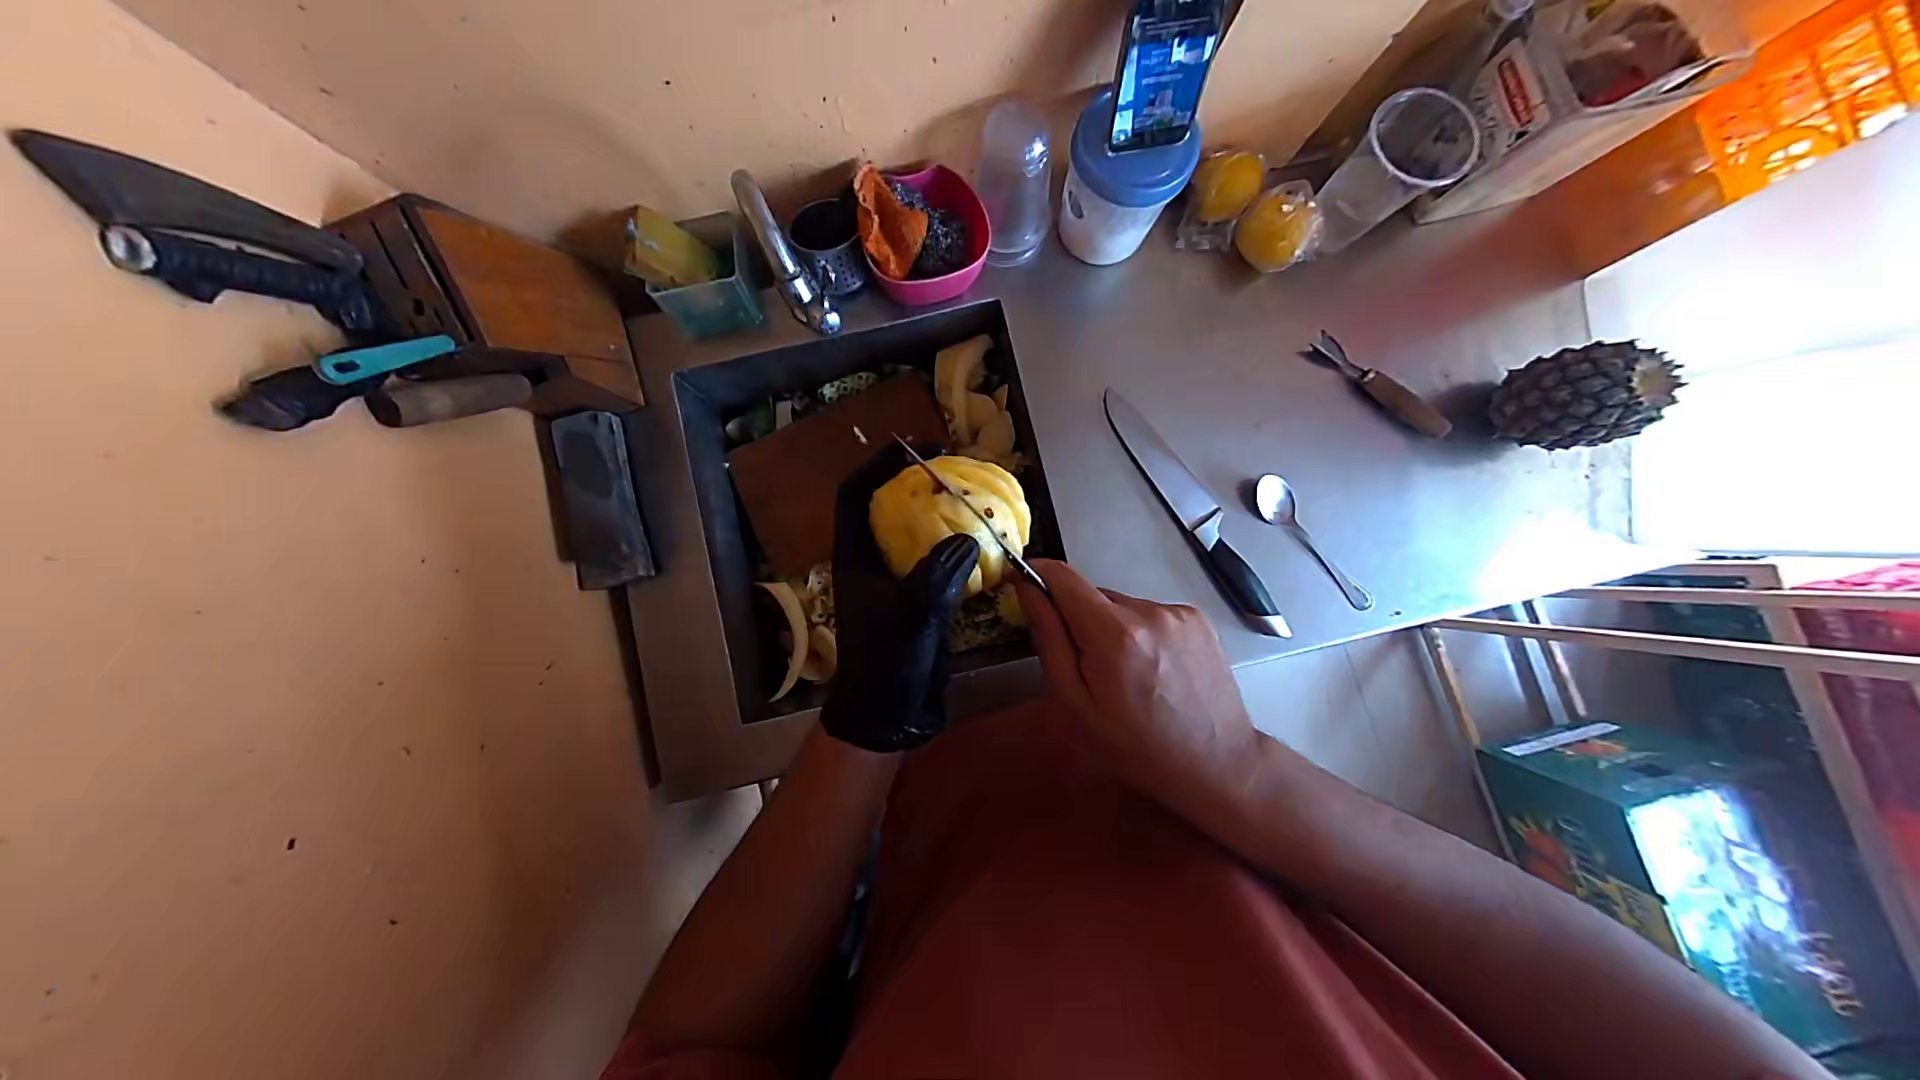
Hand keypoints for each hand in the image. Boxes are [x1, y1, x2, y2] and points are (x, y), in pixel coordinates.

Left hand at [820, 444, 979, 752]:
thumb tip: (968, 537)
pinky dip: (958, 545)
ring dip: (940, 512)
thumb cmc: (887, 664)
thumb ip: (939, 574)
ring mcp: (896, 579)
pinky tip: (985, 542)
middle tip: (955, 468)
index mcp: (855, 558)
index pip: (854, 495)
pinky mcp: (918, 596)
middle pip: (887, 506)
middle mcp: (872, 562)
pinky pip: (937, 558)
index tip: (916, 447)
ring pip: (915, 531)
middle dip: (916, 482)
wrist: (890, 712)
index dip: (879, 464)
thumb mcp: (911, 616)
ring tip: (973, 497)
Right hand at [1014, 560, 1259, 812]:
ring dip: (1113, 628)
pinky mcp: (1196, 618)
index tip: (1024, 584)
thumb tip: (1029, 591)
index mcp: (1113, 633)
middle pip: (1093, 595)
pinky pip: (1150, 613)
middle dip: (1080, 620)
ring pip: (1122, 605)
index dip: (1038, 574)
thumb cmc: (1135, 746)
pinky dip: (1141, 632)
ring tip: (1128, 674)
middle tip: (1088, 666)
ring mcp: (1177, 612)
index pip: (1063, 577)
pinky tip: (1154, 668)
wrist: (1215, 764)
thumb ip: (1050, 641)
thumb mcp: (1075, 705)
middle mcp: (1147, 611)